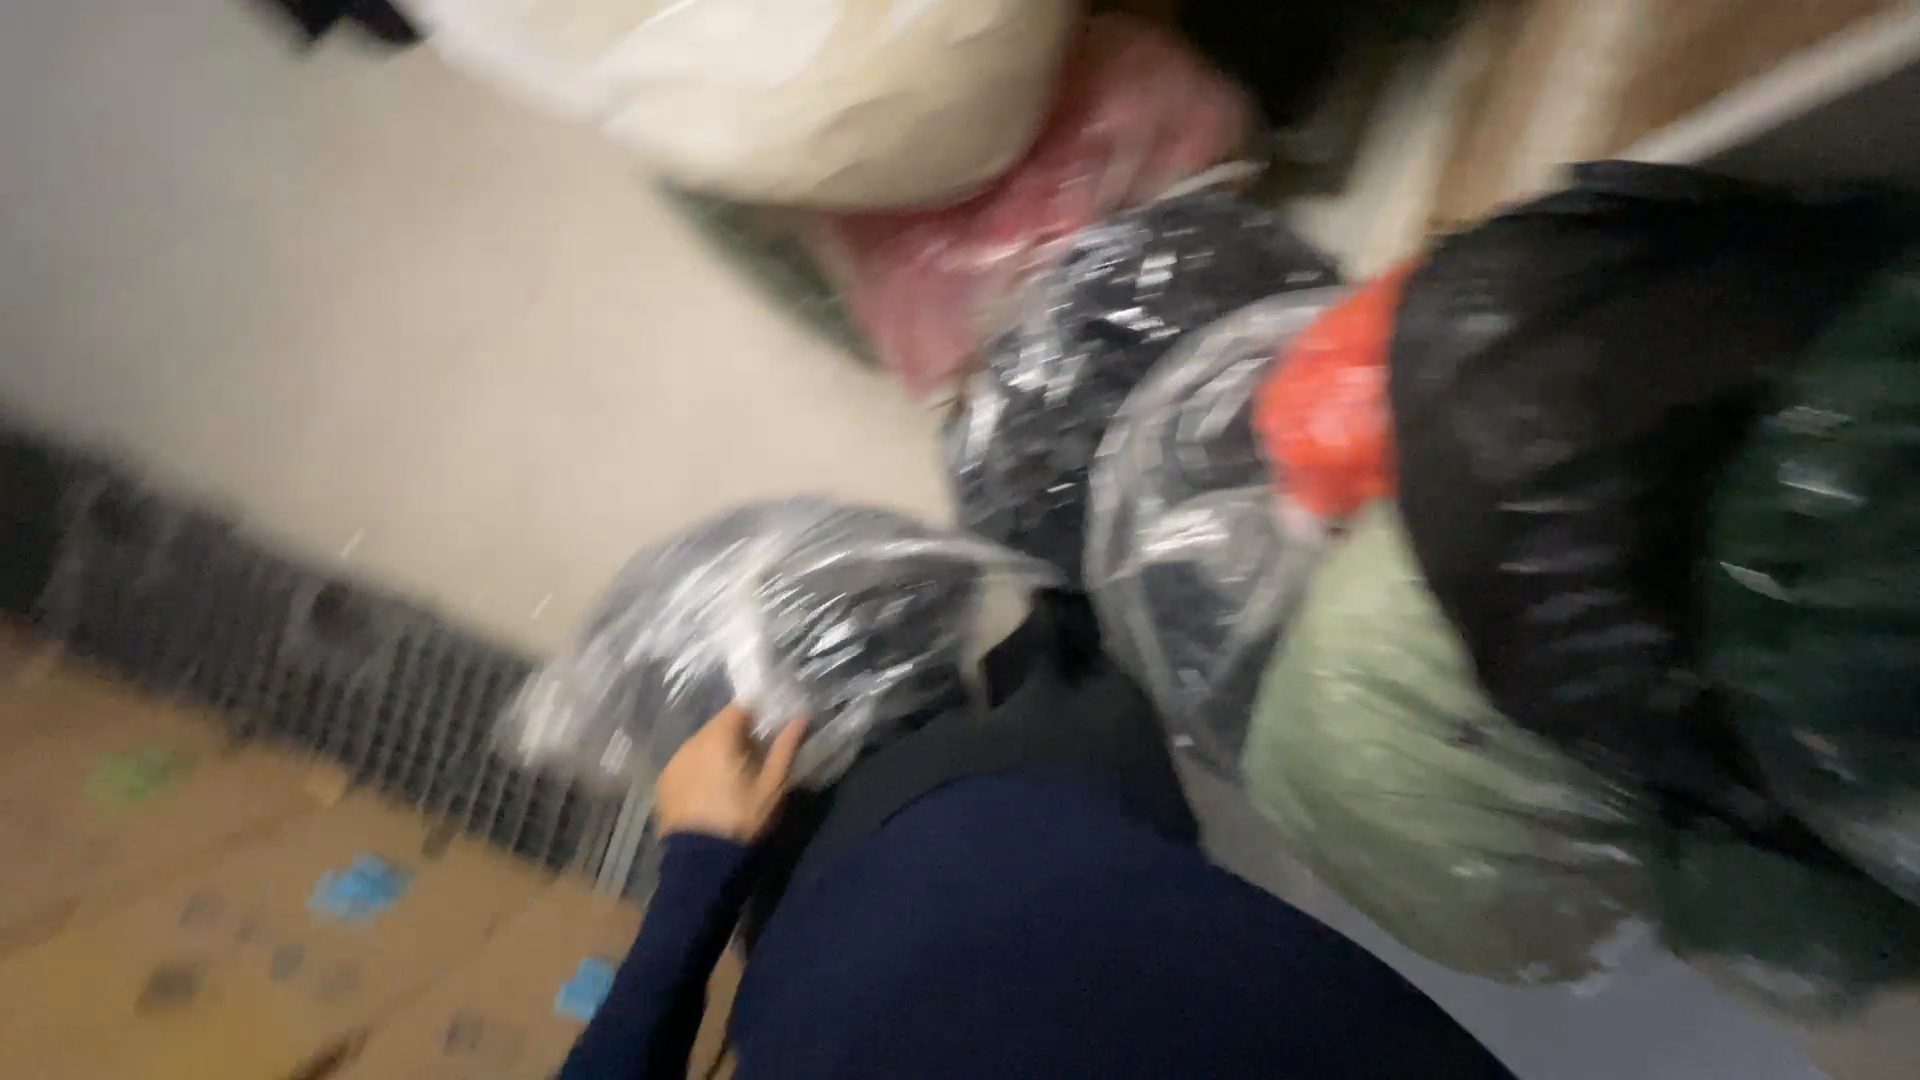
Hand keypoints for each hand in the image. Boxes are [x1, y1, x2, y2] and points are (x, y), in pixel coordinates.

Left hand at [654, 704, 804, 842]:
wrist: (699, 863)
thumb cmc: (741, 819)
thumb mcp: (771, 786)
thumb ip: (784, 748)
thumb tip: (800, 719)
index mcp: (718, 738)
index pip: (739, 708)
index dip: (756, 714)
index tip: (769, 727)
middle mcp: (690, 743)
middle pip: (718, 725)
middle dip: (737, 734)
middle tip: (755, 754)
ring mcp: (673, 762)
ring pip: (701, 744)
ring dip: (717, 750)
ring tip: (732, 774)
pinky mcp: (663, 782)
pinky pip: (687, 762)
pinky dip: (700, 767)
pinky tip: (710, 788)